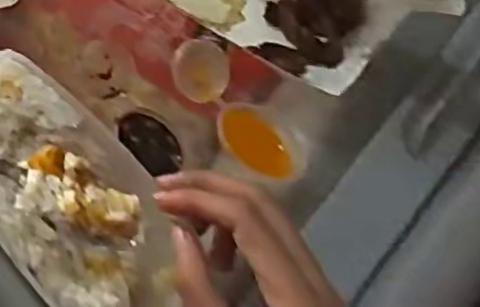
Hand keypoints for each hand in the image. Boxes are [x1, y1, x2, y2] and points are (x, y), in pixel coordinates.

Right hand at [155, 171, 340, 306]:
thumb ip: (199, 287)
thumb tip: (179, 231)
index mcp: (300, 296)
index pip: (246, 218)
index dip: (196, 198)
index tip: (156, 201)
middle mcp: (320, 282)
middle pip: (263, 203)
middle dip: (206, 184)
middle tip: (163, 187)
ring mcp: (323, 286)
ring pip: (270, 215)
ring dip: (219, 203)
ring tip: (184, 220)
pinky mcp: (317, 291)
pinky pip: (275, 238)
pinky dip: (236, 226)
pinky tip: (217, 251)